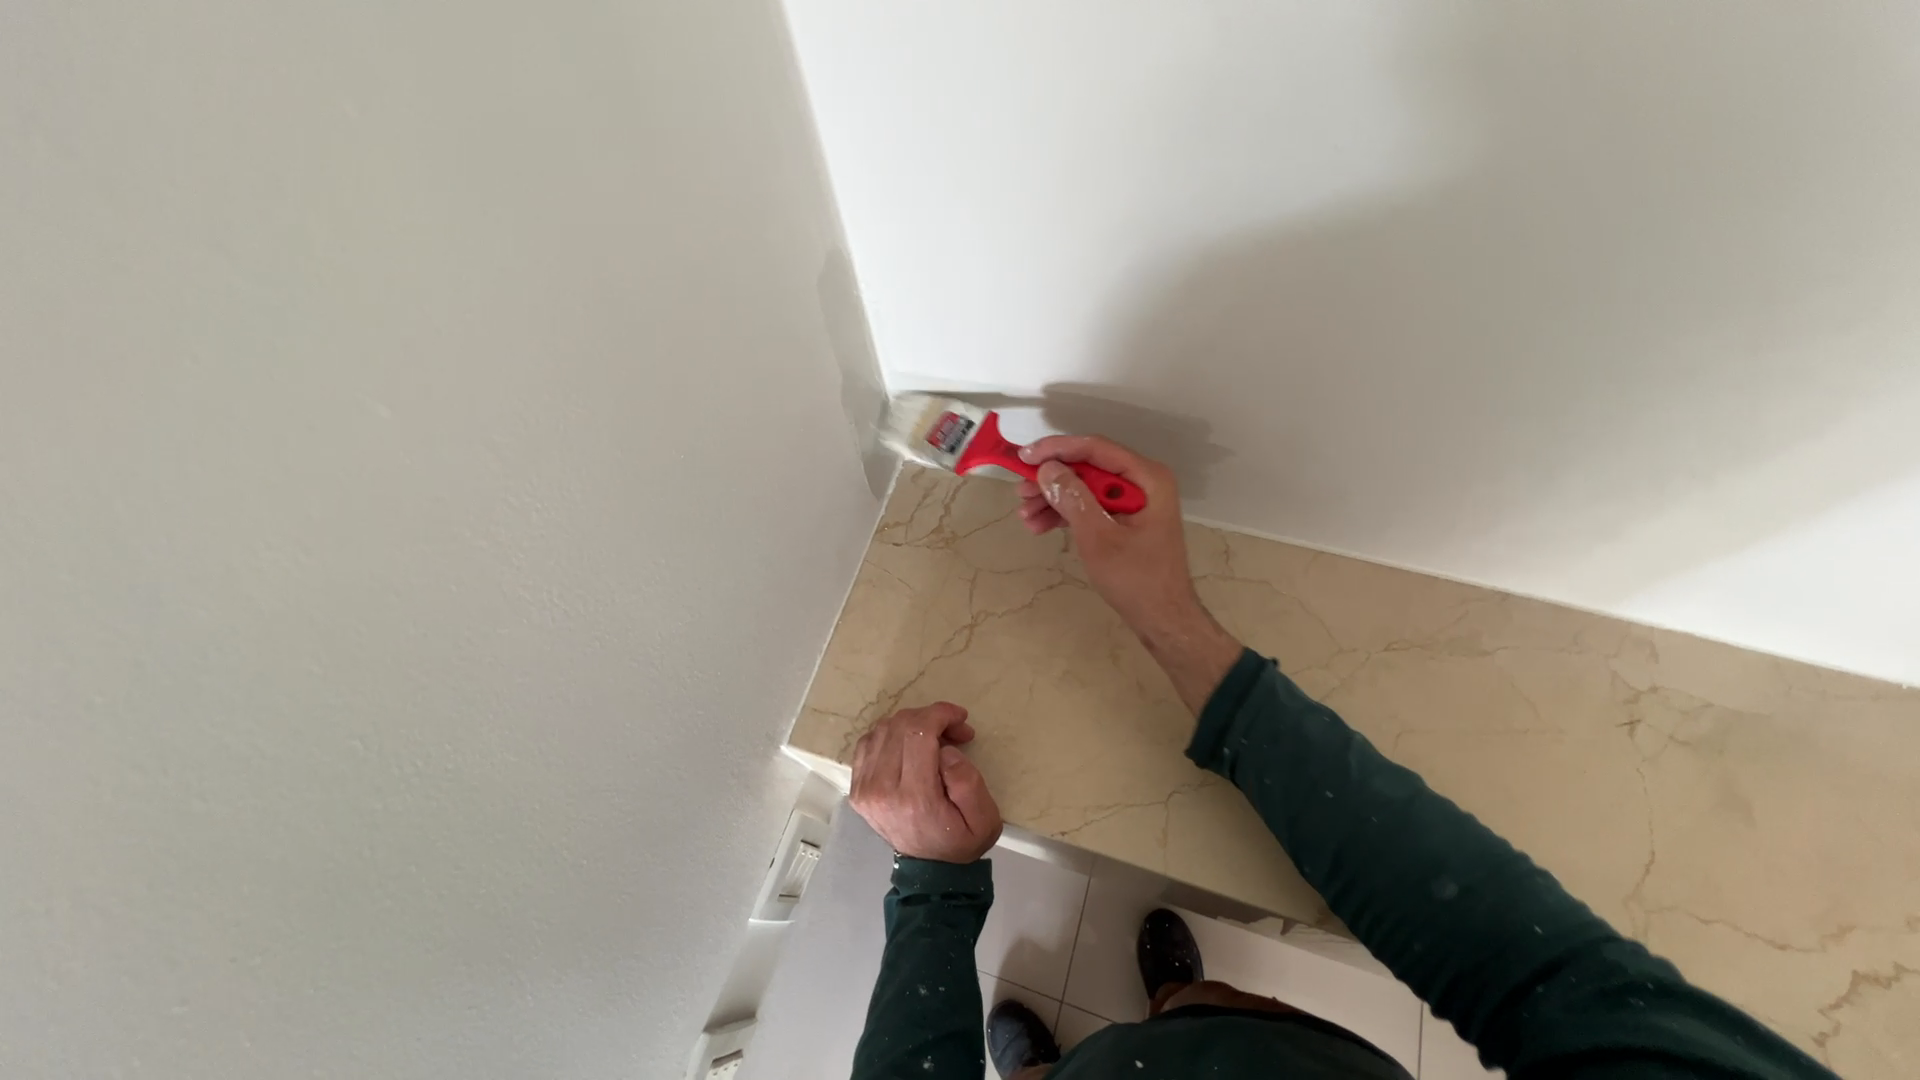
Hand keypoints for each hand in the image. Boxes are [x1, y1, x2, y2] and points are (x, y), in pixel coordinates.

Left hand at [849, 703, 1002, 862]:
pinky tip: (910, 745)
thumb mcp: (984, 819)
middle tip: (955, 731)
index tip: (960, 718)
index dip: (940, 714)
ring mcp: (863, 789)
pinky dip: (891, 735)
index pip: (917, 733)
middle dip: (931, 717)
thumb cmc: (960, 841)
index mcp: (913, 797)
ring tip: (934, 739)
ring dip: (912, 724)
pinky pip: (869, 742)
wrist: (929, 871)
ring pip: (883, 729)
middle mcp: (881, 789)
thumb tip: (945, 750)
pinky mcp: (857, 788)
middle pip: (899, 726)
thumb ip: (968, 781)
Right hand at [1015, 435, 1242, 713]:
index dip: (1057, 450)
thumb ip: (1073, 498)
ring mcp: (1134, 501)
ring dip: (1054, 499)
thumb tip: (1047, 468)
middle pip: (1088, 467)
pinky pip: (1090, 506)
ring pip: (1085, 488)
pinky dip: (1066, 514)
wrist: (1161, 618)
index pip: (1096, 449)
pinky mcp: (1125, 518)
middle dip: (1052, 480)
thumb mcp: (1098, 537)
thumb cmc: (1135, 579)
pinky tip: (1039, 525)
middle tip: (1020, 491)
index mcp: (1147, 478)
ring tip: (1025, 515)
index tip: (1023, 456)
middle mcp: (1143, 482)